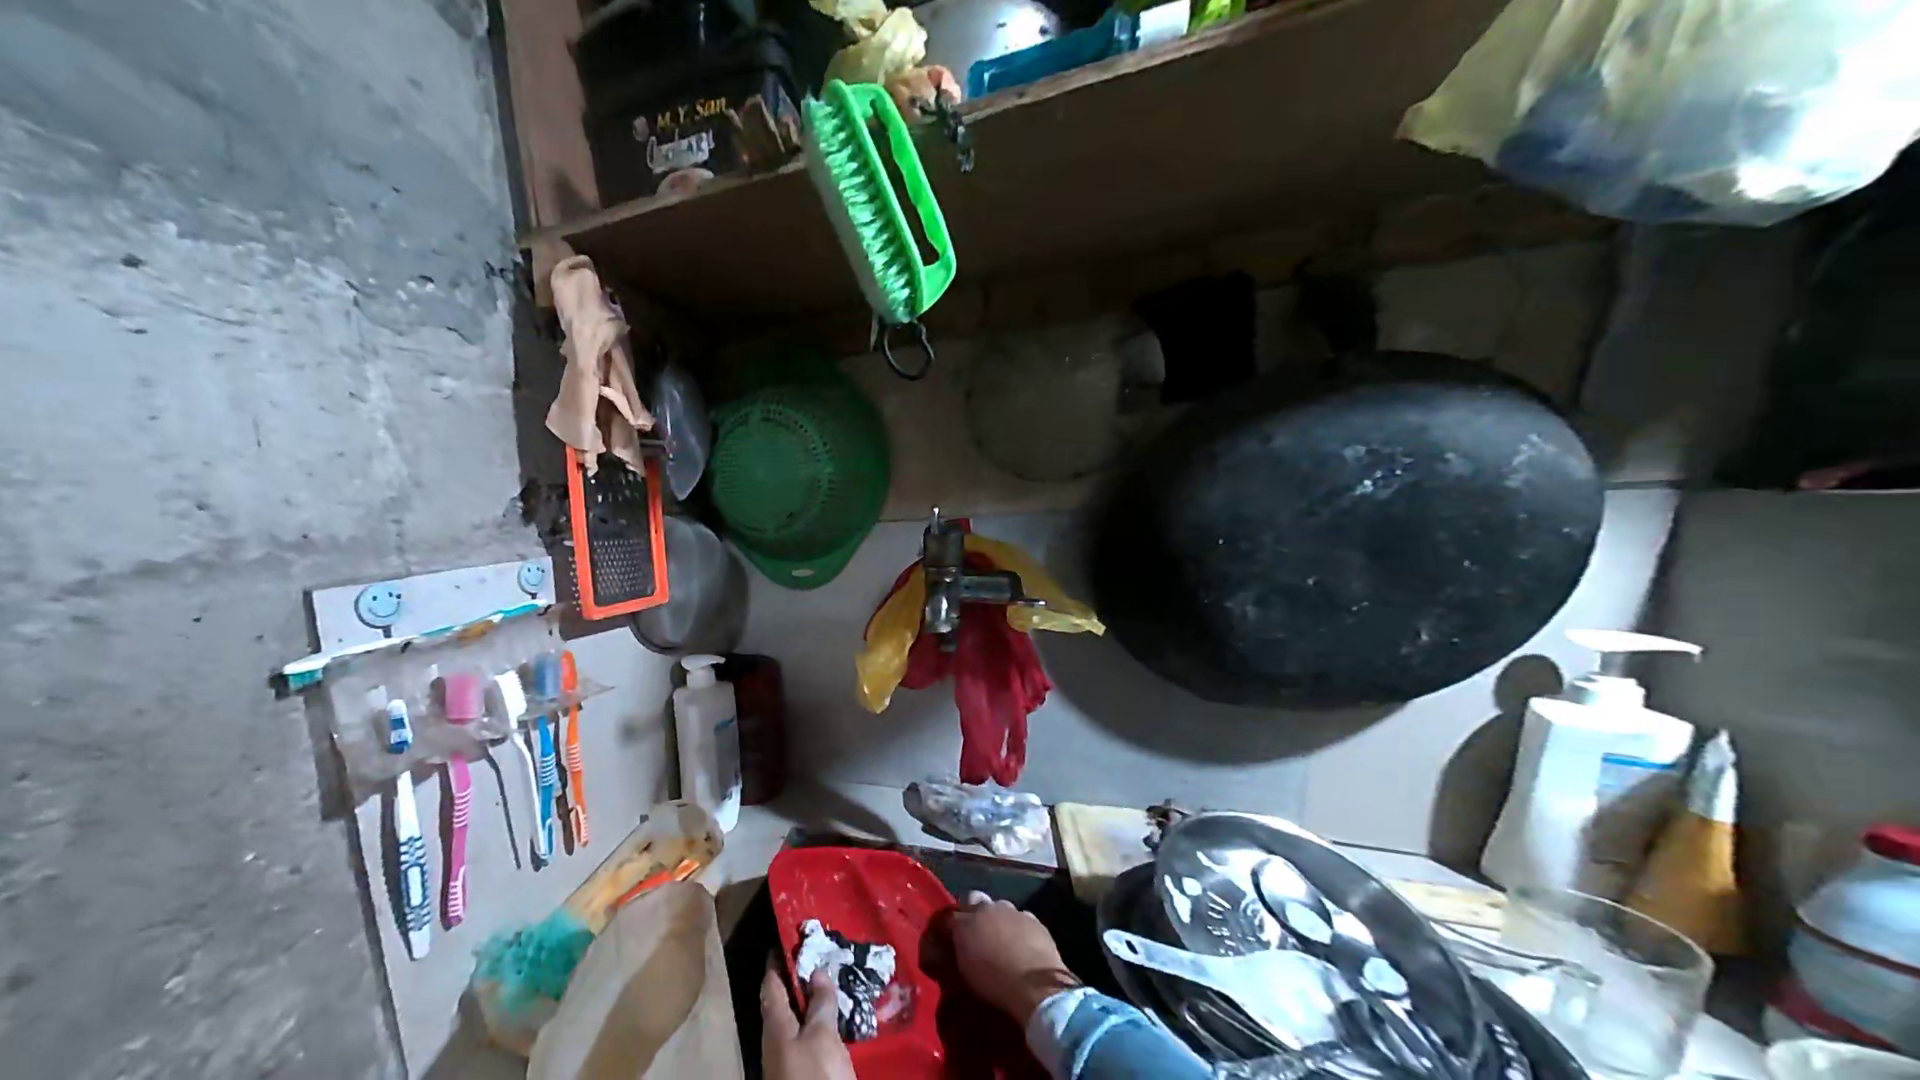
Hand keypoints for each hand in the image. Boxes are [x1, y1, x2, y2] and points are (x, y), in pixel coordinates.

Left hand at [761, 957, 855, 1079]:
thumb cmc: (814, 1073)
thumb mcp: (821, 1034)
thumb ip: (820, 1002)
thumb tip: (816, 971)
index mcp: (775, 1023)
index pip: (771, 982)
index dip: (779, 957)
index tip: (793, 934)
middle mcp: (776, 1036)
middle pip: (784, 998)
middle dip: (800, 975)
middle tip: (821, 952)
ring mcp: (787, 1053)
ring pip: (797, 1015)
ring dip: (812, 996)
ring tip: (833, 977)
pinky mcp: (801, 1066)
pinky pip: (807, 1032)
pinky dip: (819, 1017)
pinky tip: (836, 1012)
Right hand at [949, 891, 1081, 1023]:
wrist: (1035, 985)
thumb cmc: (995, 984)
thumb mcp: (967, 972)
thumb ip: (960, 948)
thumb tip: (957, 941)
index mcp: (966, 923)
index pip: (951, 915)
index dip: (952, 925)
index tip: (952, 936)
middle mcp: (987, 909)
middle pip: (975, 899)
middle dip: (974, 911)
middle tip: (977, 931)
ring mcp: (1012, 911)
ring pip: (1000, 907)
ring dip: (998, 918)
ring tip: (1002, 938)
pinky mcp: (1033, 918)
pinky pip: (1021, 917)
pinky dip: (1018, 926)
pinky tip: (1022, 943)